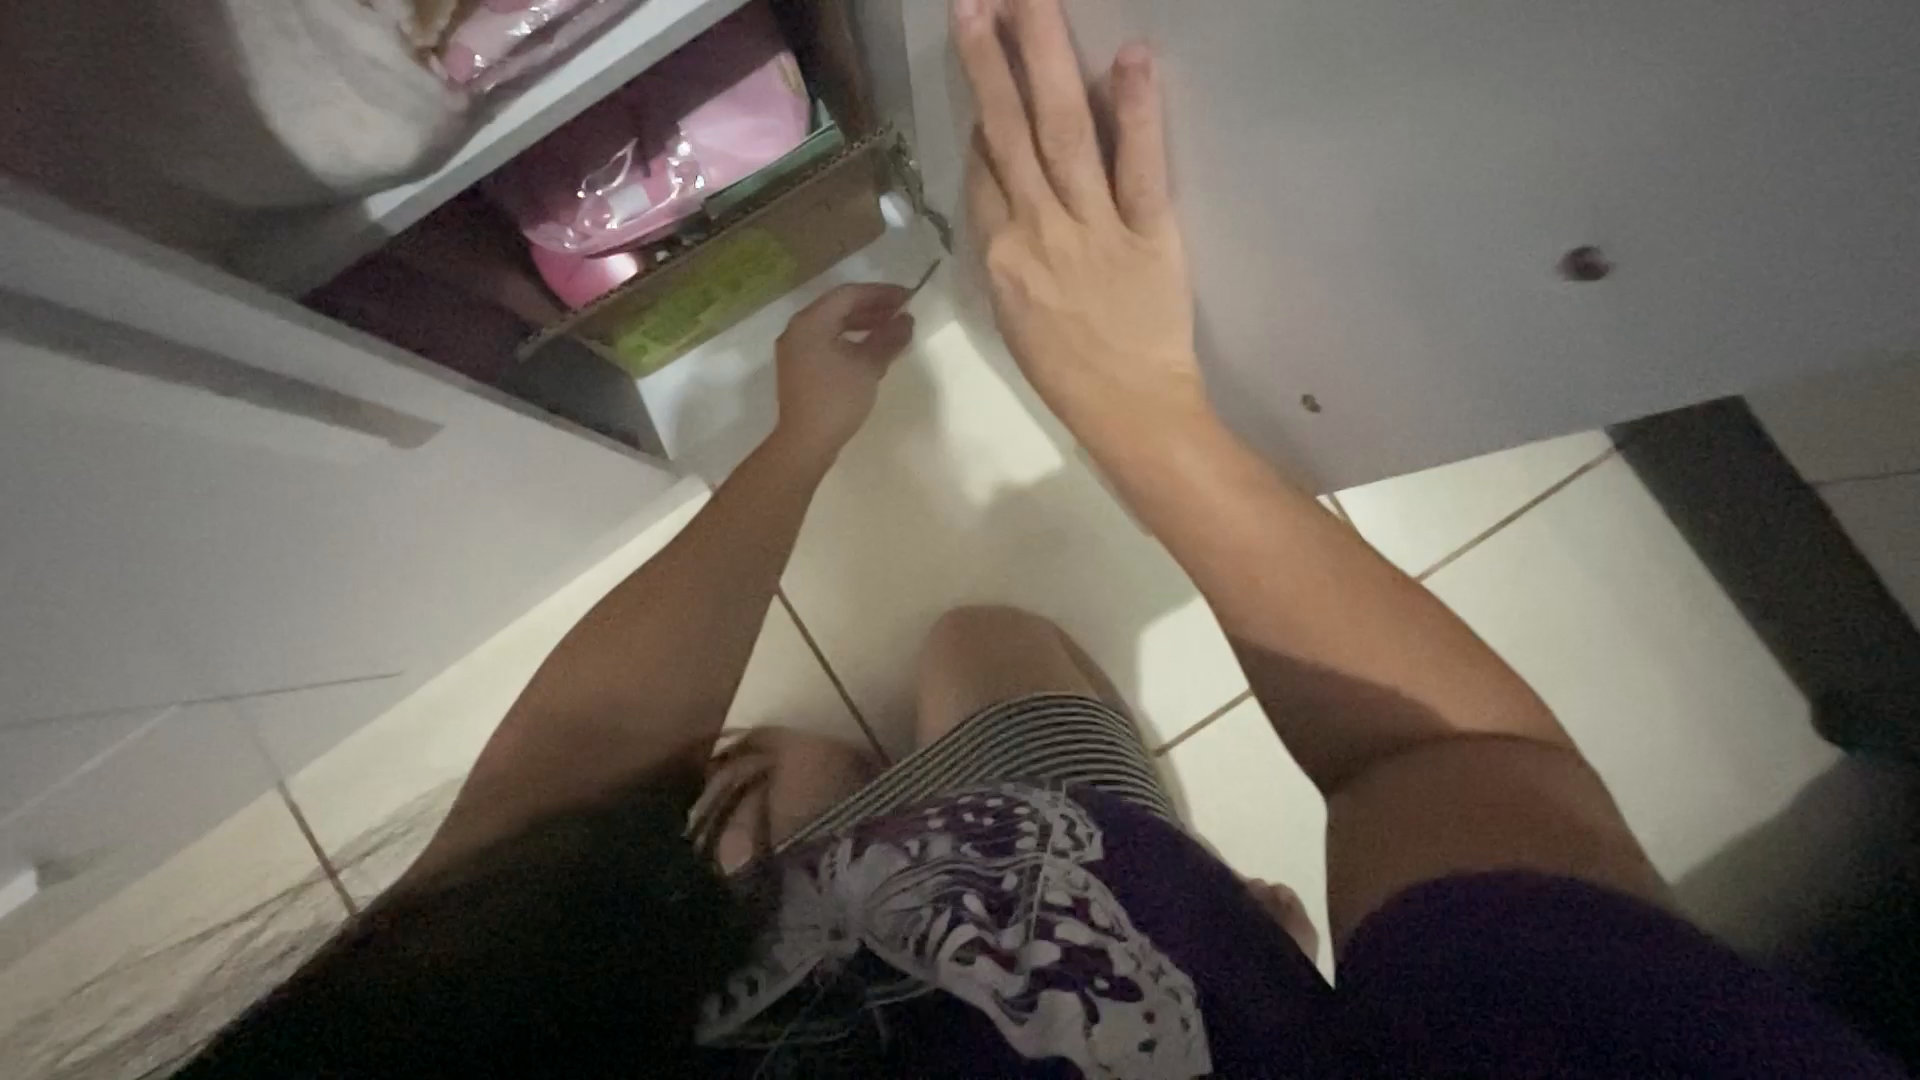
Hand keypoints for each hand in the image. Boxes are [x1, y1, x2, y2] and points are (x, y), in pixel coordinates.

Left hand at [772, 282, 915, 460]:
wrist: (806, 442)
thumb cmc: (837, 399)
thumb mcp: (868, 366)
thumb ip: (889, 338)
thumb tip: (907, 321)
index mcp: (811, 321)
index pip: (849, 294)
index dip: (881, 293)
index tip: (908, 298)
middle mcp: (798, 329)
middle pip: (840, 308)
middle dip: (873, 309)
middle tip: (902, 313)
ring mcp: (796, 350)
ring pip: (834, 327)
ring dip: (864, 326)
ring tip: (892, 331)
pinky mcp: (800, 369)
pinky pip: (828, 344)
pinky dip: (851, 342)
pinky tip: (871, 352)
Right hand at [955, 0, 1206, 444]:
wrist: (1129, 413)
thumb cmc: (1068, 377)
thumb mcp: (1016, 320)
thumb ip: (1006, 258)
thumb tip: (1004, 203)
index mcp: (1002, 260)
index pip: (985, 175)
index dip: (982, 123)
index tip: (983, 77)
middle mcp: (1038, 233)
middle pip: (1009, 136)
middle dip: (989, 65)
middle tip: (976, 3)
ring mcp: (1093, 230)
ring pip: (1062, 134)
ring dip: (1043, 62)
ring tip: (1028, 3)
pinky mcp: (1149, 235)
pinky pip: (1140, 169)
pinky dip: (1138, 113)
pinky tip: (1132, 58)